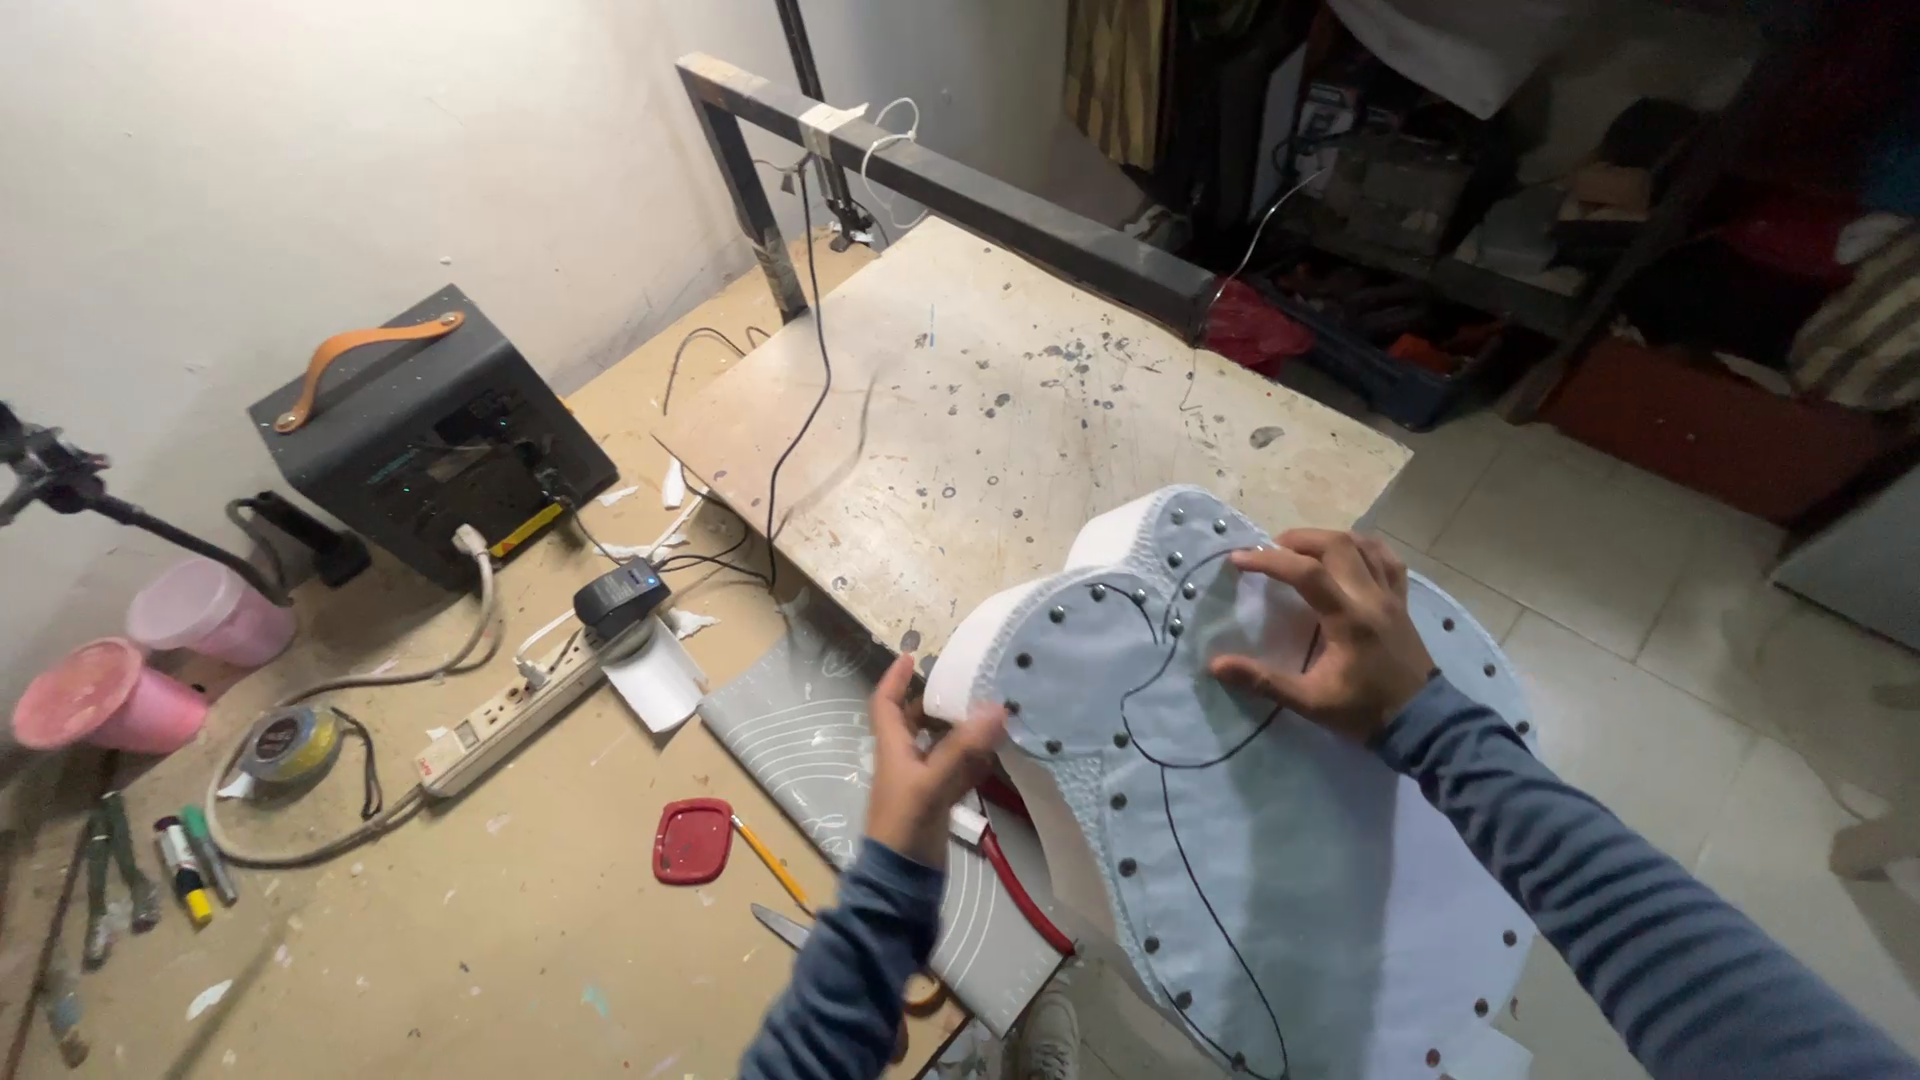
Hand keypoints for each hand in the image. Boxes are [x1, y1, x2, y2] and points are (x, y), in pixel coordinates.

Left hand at [864, 653, 1006, 867]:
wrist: (902, 881)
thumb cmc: (904, 825)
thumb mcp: (931, 783)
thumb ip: (962, 748)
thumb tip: (995, 708)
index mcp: (892, 748)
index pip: (885, 703)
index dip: (894, 678)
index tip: (912, 656)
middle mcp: (905, 760)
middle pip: (915, 721)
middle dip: (937, 701)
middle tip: (967, 684)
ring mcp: (921, 782)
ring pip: (940, 746)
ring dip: (961, 730)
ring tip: (990, 712)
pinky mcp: (937, 802)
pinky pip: (956, 771)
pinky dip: (973, 761)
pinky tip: (995, 753)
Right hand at [1207, 529, 1434, 742]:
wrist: (1423, 724)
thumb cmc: (1364, 711)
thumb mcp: (1309, 701)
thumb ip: (1263, 680)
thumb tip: (1216, 665)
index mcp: (1349, 619)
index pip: (1307, 572)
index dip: (1269, 560)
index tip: (1239, 560)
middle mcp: (1373, 598)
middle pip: (1337, 545)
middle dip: (1297, 540)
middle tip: (1270, 553)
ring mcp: (1392, 596)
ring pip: (1363, 544)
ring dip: (1327, 539)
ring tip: (1301, 551)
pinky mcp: (1402, 601)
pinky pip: (1386, 558)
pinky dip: (1361, 547)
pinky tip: (1344, 555)